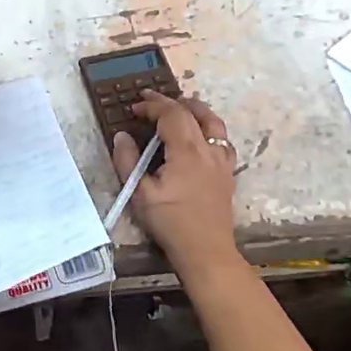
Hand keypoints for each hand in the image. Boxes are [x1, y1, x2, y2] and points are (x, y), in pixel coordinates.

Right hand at [111, 90, 240, 277]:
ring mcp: (222, 161)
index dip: (152, 105)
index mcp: (187, 151)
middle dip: (169, 102)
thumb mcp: (140, 194)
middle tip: (149, 99)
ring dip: (195, 109)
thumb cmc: (171, 223)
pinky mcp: (227, 173)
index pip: (171, 114)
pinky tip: (201, 136)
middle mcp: (209, 150)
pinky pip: (222, 140)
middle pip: (192, 112)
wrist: (206, 252)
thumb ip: (128, 161)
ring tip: (180, 106)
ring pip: (214, 122)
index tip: (134, 108)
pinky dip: (210, 129)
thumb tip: (122, 136)